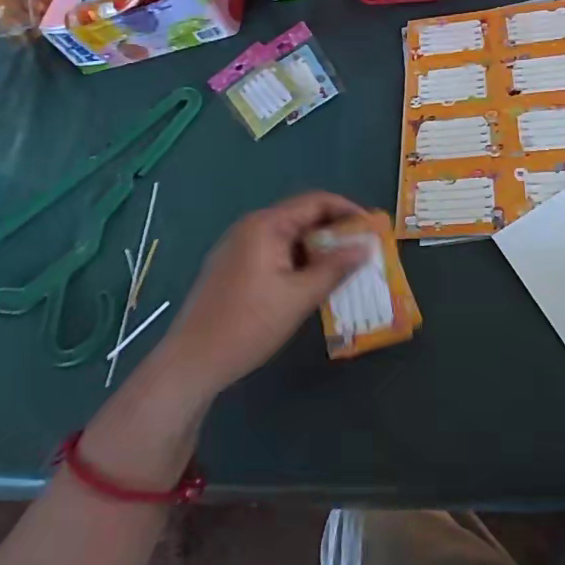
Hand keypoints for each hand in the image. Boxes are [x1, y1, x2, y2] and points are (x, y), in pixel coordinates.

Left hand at [153, 191, 367, 401]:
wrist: (191, 362)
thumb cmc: (249, 324)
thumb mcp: (299, 297)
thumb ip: (335, 268)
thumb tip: (366, 246)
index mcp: (266, 226)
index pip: (316, 202)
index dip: (348, 210)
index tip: (373, 228)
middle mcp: (250, 228)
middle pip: (302, 217)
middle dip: (335, 232)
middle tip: (363, 251)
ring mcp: (238, 248)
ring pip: (288, 238)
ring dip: (317, 249)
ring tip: (345, 269)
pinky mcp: (233, 268)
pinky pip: (274, 253)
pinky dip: (298, 262)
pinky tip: (313, 283)